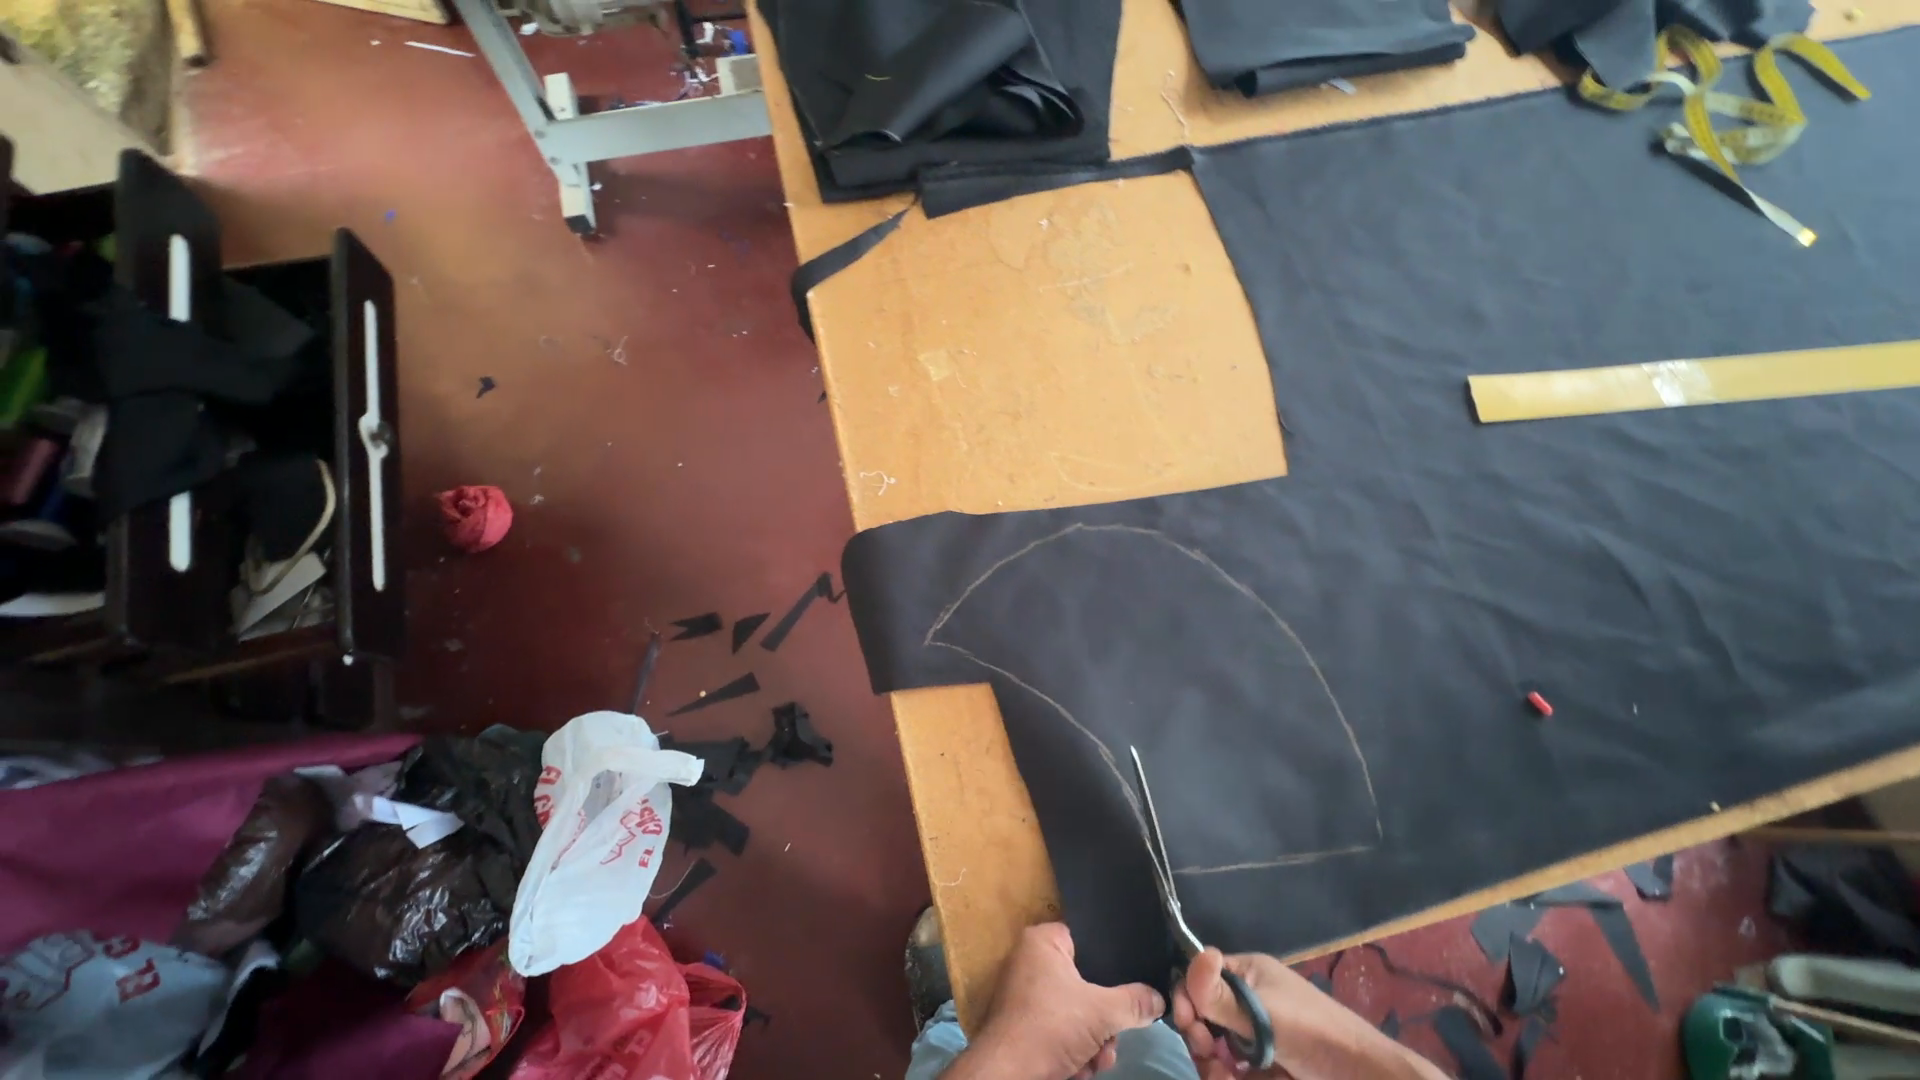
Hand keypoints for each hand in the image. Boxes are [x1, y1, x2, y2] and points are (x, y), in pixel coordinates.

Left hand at [956, 923, 1166, 1079]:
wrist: (1007, 1075)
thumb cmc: (1050, 1027)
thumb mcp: (1101, 1013)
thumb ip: (1133, 1003)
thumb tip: (1158, 998)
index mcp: (1043, 941)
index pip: (1088, 940)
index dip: (1112, 963)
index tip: (1131, 985)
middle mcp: (1031, 961)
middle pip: (1087, 984)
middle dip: (1104, 1021)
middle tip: (1109, 1038)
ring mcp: (1027, 995)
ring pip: (1077, 1013)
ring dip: (1093, 1042)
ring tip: (1095, 1060)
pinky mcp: (1025, 1025)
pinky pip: (1061, 1030)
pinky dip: (1074, 1051)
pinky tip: (1079, 1068)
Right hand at [1172, 949, 1449, 1079]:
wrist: (1363, 1079)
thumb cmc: (1313, 1035)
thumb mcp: (1264, 1013)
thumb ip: (1221, 994)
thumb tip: (1193, 955)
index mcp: (1248, 975)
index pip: (1201, 979)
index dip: (1188, 1000)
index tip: (1189, 1025)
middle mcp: (1249, 1001)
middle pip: (1205, 1017)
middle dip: (1199, 1039)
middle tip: (1208, 1057)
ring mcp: (1258, 1037)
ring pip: (1217, 1050)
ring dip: (1211, 1067)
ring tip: (1222, 1078)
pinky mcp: (1267, 1068)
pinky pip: (1235, 1072)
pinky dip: (1227, 1079)